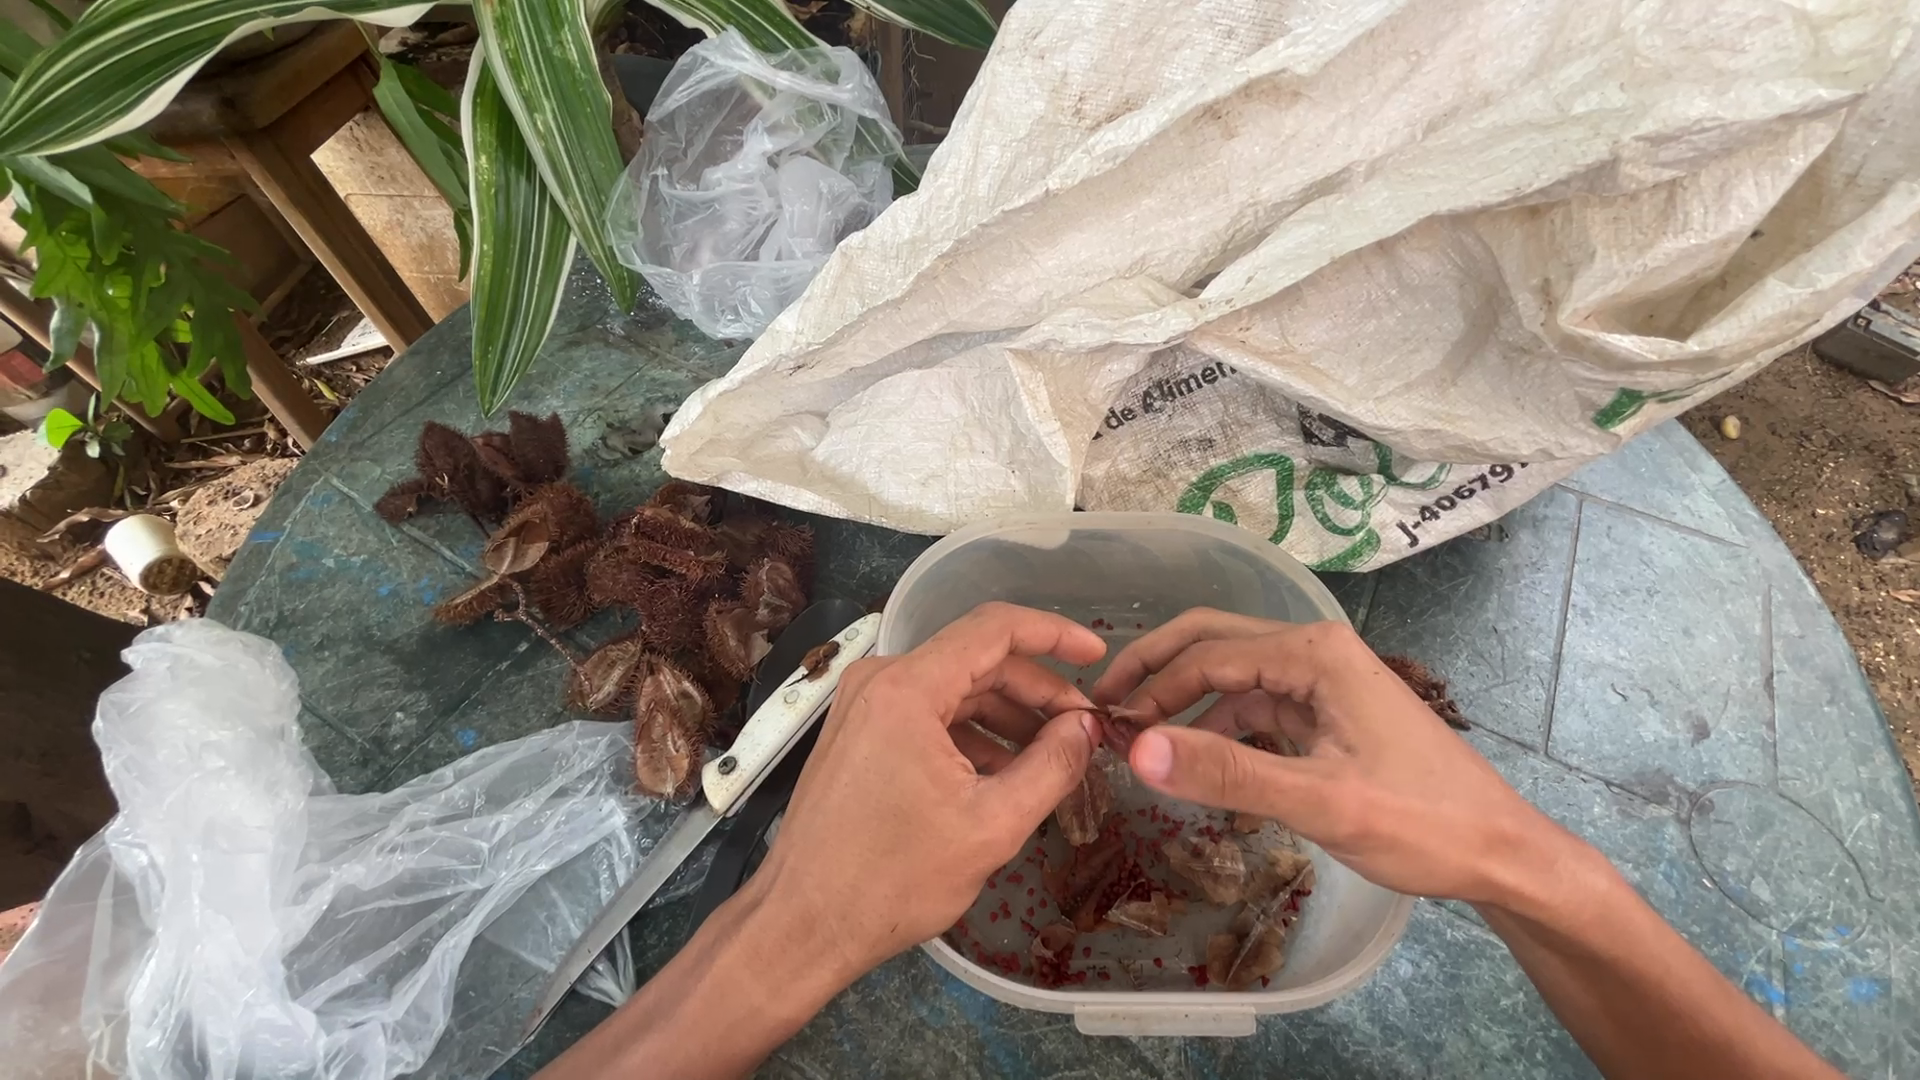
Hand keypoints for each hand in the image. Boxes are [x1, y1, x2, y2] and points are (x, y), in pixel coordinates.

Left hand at [754, 601, 1105, 980]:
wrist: (803, 923)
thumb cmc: (894, 878)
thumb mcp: (991, 825)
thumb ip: (1052, 766)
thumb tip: (1087, 727)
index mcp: (908, 687)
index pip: (995, 628)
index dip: (1054, 633)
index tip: (1097, 653)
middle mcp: (881, 678)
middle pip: (978, 660)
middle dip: (1037, 691)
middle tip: (1084, 728)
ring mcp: (866, 703)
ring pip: (955, 688)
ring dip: (1007, 716)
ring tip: (1054, 755)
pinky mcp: (861, 730)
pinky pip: (929, 713)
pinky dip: (972, 734)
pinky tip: (1006, 771)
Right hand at [1089, 609, 1582, 903]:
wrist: (1506, 856)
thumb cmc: (1421, 823)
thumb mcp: (1320, 802)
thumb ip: (1226, 773)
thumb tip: (1137, 753)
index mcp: (1312, 652)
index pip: (1206, 655)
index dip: (1150, 688)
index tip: (1105, 725)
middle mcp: (1312, 648)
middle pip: (1211, 639)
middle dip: (1153, 667)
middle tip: (1103, 702)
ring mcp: (1319, 675)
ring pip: (1228, 670)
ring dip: (1181, 697)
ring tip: (1140, 735)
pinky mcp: (1322, 705)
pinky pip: (1252, 700)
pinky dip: (1215, 721)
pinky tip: (1196, 754)